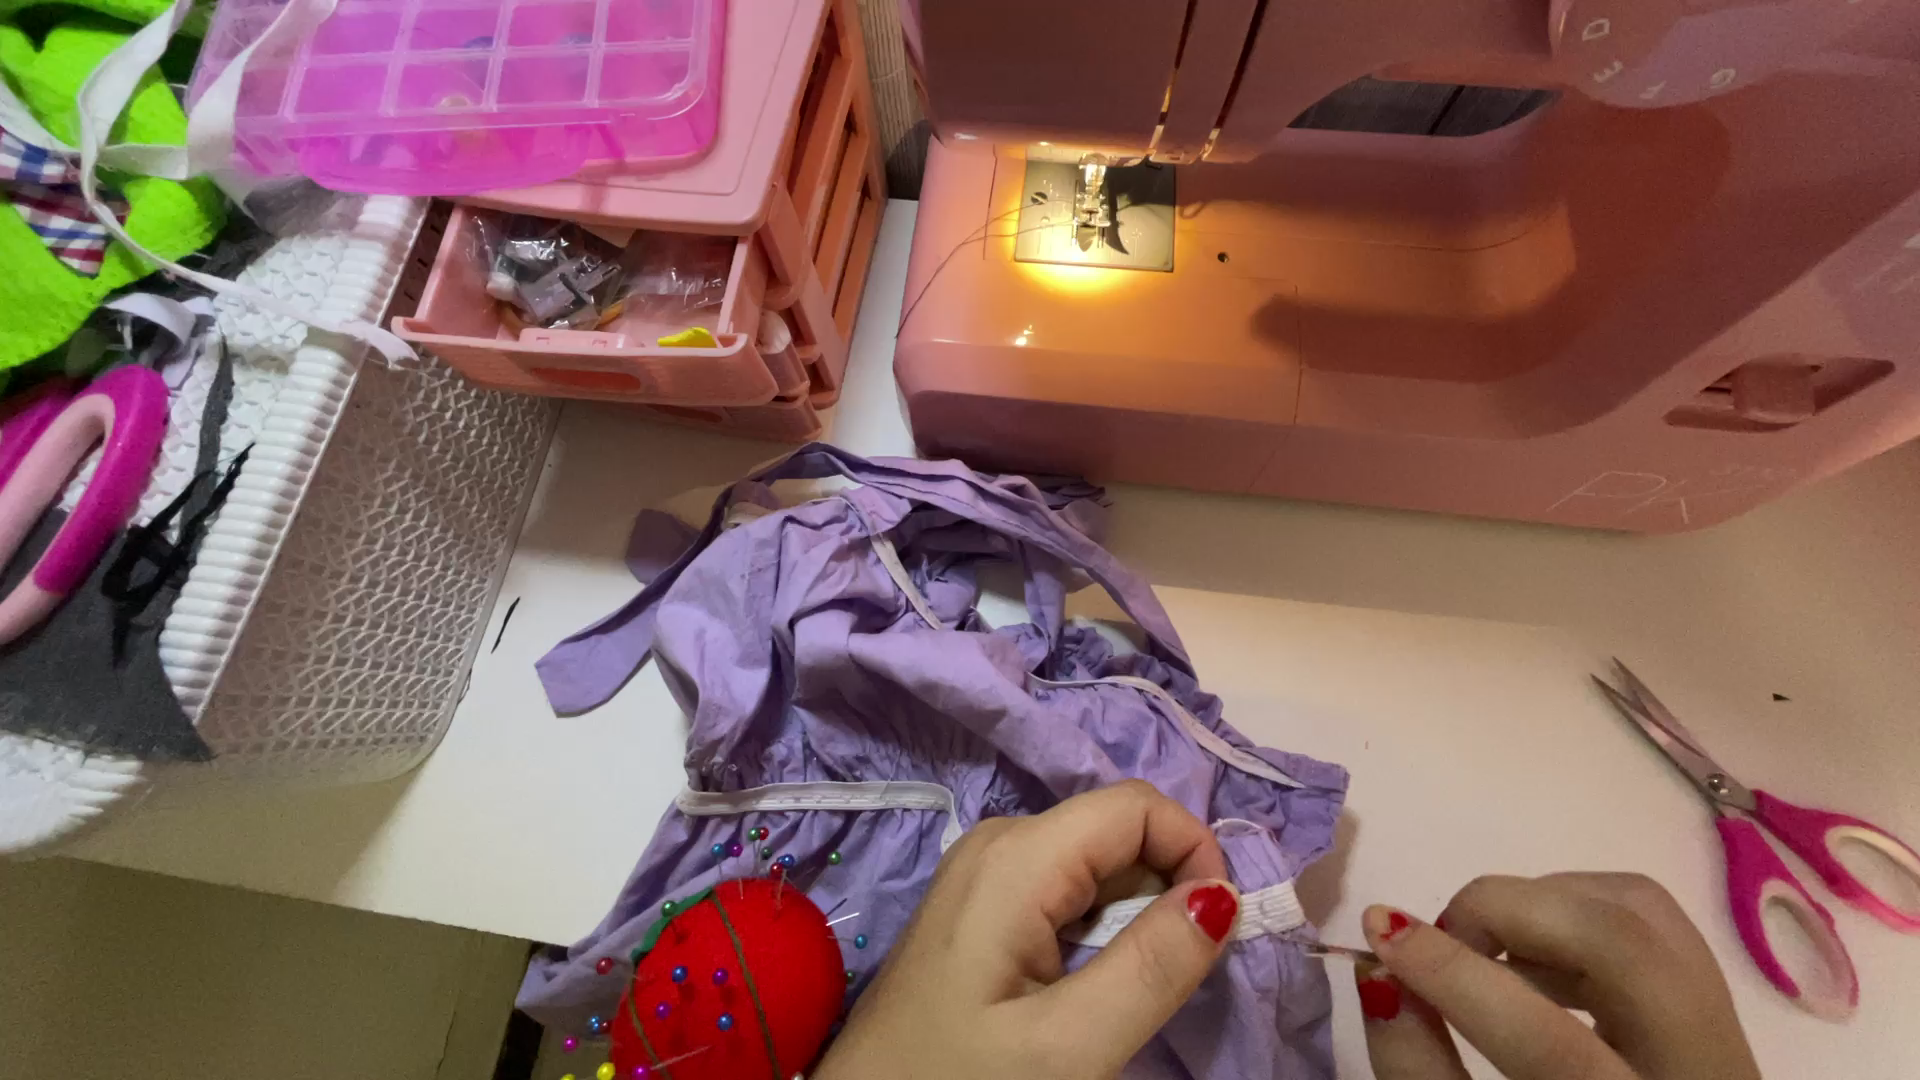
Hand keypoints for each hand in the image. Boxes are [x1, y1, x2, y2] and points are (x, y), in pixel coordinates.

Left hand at [813, 780, 1238, 1079]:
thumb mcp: (1068, 1046)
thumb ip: (1152, 965)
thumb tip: (1223, 894)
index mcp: (1018, 853)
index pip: (1135, 804)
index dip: (1191, 850)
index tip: (1217, 928)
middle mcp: (1002, 837)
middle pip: (1115, 827)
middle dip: (1167, 882)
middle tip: (1178, 971)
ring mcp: (987, 864)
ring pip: (1094, 858)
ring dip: (1137, 906)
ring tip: (1133, 981)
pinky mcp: (983, 895)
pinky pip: (1063, 883)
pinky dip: (1101, 918)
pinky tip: (1093, 974)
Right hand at [1353, 873, 1761, 1079]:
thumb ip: (1416, 1068)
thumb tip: (1379, 972)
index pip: (1550, 1042)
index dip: (1452, 973)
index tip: (1378, 931)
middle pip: (1619, 940)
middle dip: (1505, 912)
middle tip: (1447, 937)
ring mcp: (1732, 1042)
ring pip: (1638, 909)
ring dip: (1538, 905)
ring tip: (1491, 952)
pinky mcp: (1718, 1009)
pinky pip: (1648, 916)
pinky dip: (1569, 910)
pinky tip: (1536, 962)